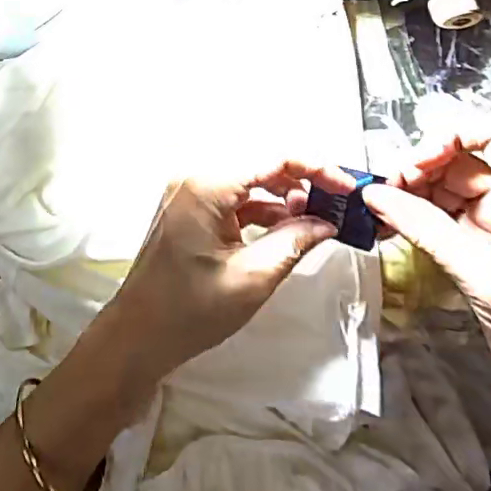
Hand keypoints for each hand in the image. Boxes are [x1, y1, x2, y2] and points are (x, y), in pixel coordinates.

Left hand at [98, 161, 351, 381]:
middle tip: (340, 205)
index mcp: (204, 186)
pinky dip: (263, 212)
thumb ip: (293, 242)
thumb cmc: (192, 308)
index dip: (314, 169)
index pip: (269, 160)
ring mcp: (189, 195)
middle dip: (302, 182)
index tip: (348, 189)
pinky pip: (234, 202)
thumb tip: (327, 222)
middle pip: (259, 167)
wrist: (141, 331)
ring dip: (284, 198)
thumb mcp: (253, 276)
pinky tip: (291, 229)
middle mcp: (193, 180)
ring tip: (320, 221)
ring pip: (248, 184)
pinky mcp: (191, 213)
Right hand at [361, 112, 490, 410]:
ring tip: (378, 209)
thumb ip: (429, 231)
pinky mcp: (485, 249)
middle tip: (383, 192)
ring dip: (409, 193)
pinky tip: (388, 223)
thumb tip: (374, 194)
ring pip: (444, 187)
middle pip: (461, 161)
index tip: (412, 163)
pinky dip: (412, 216)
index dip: (450, 137)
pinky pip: (440, 217)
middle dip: (417, 169)